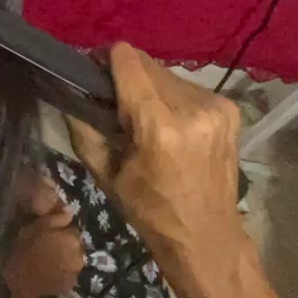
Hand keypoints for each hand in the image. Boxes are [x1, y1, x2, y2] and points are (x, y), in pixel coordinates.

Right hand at [2, 204, 83, 297]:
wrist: (21, 278)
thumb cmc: (27, 246)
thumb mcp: (38, 225)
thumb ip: (57, 218)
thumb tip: (70, 211)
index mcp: (73, 239)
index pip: (74, 230)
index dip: (63, 230)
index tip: (52, 232)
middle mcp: (80, 256)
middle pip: (76, 246)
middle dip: (67, 244)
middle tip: (50, 244)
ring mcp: (76, 273)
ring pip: (74, 260)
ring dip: (66, 257)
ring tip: (50, 258)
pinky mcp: (70, 285)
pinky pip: (70, 273)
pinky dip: (63, 270)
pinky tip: (50, 269)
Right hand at [69, 44, 297, 297]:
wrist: (208, 238)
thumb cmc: (149, 210)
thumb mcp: (103, 170)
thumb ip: (82, 123)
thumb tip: (69, 85)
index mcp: (160, 125)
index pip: (128, 59)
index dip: (104, 59)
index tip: (94, 74)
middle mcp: (193, 108)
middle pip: (145, 62)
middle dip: (125, 75)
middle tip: (115, 102)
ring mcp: (216, 107)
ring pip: (164, 72)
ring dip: (148, 85)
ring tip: (143, 116)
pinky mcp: (229, 109)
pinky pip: (185, 85)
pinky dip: (169, 95)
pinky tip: (169, 122)